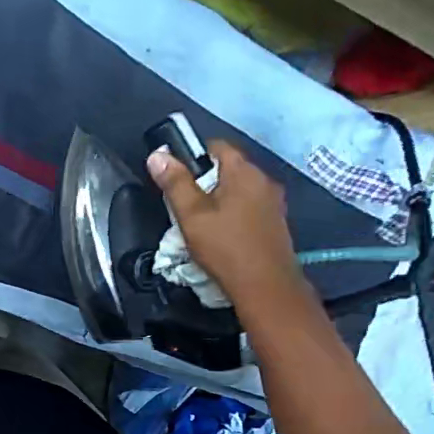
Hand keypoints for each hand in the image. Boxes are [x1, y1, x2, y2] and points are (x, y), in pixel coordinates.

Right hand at [146, 139, 310, 318]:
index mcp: (244, 172)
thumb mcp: (191, 215)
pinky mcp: (276, 223)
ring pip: (239, 190)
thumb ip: (175, 183)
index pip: (217, 146)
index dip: (193, 154)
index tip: (175, 176)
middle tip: (183, 204)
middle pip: (228, 169)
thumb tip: (157, 155)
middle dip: (204, 181)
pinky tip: (221, 235)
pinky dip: (233, 214)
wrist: (265, 286)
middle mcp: (264, 180)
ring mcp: (274, 203)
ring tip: (199, 222)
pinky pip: (249, 208)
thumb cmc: (225, 247)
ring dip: (219, 199)